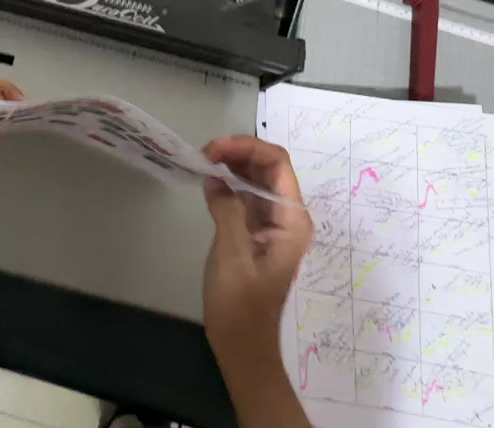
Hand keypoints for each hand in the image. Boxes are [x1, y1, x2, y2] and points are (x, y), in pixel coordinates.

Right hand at [200, 136, 310, 369]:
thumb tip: (215, 178)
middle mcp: (287, 215)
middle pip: (267, 165)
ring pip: (256, 176)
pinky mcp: (255, 229)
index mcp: (291, 220)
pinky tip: (207, 180)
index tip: (212, 150)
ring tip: (202, 162)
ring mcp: (272, 222)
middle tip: (202, 154)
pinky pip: (245, 193)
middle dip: (237, 151)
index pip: (277, 163)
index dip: (246, 147)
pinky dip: (227, 180)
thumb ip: (227, 210)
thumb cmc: (240, 305)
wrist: (243, 345)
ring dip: (231, 163)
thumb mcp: (232, 254)